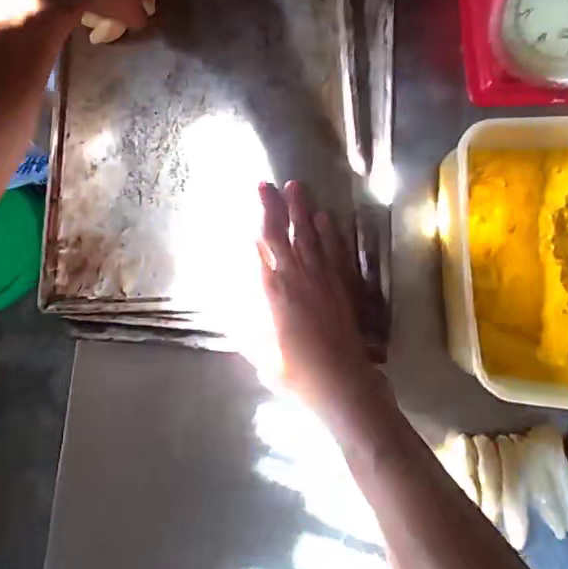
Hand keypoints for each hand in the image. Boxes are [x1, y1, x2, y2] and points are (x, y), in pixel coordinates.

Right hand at [254, 181, 390, 425]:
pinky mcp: (341, 287)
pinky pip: (334, 252)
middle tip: (266, 184)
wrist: (343, 384)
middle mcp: (296, 277)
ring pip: (309, 236)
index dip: (257, 221)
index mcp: (272, 291)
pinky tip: (325, 218)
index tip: (252, 201)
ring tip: (295, 187)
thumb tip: (224, 310)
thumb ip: (243, 328)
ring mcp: (322, 279)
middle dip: (273, 206)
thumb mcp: (260, 353)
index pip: (262, 247)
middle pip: (283, 233)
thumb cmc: (295, 372)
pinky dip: (329, 233)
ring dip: (301, 210)